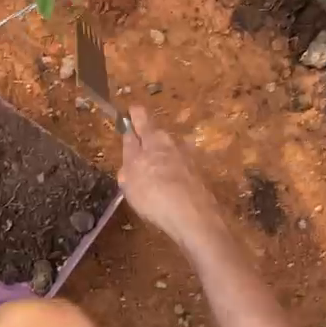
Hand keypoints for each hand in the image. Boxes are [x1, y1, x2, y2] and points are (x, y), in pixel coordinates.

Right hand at [119, 105, 227, 253]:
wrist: (192, 215)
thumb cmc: (153, 193)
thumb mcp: (130, 175)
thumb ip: (128, 155)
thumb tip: (129, 140)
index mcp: (153, 138)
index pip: (140, 118)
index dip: (134, 115)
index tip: (130, 110)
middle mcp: (172, 142)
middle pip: (156, 135)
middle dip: (147, 138)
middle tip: (137, 149)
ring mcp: (187, 158)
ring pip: (168, 151)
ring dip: (160, 157)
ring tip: (151, 174)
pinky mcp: (197, 175)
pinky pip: (178, 168)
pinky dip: (171, 172)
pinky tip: (166, 187)